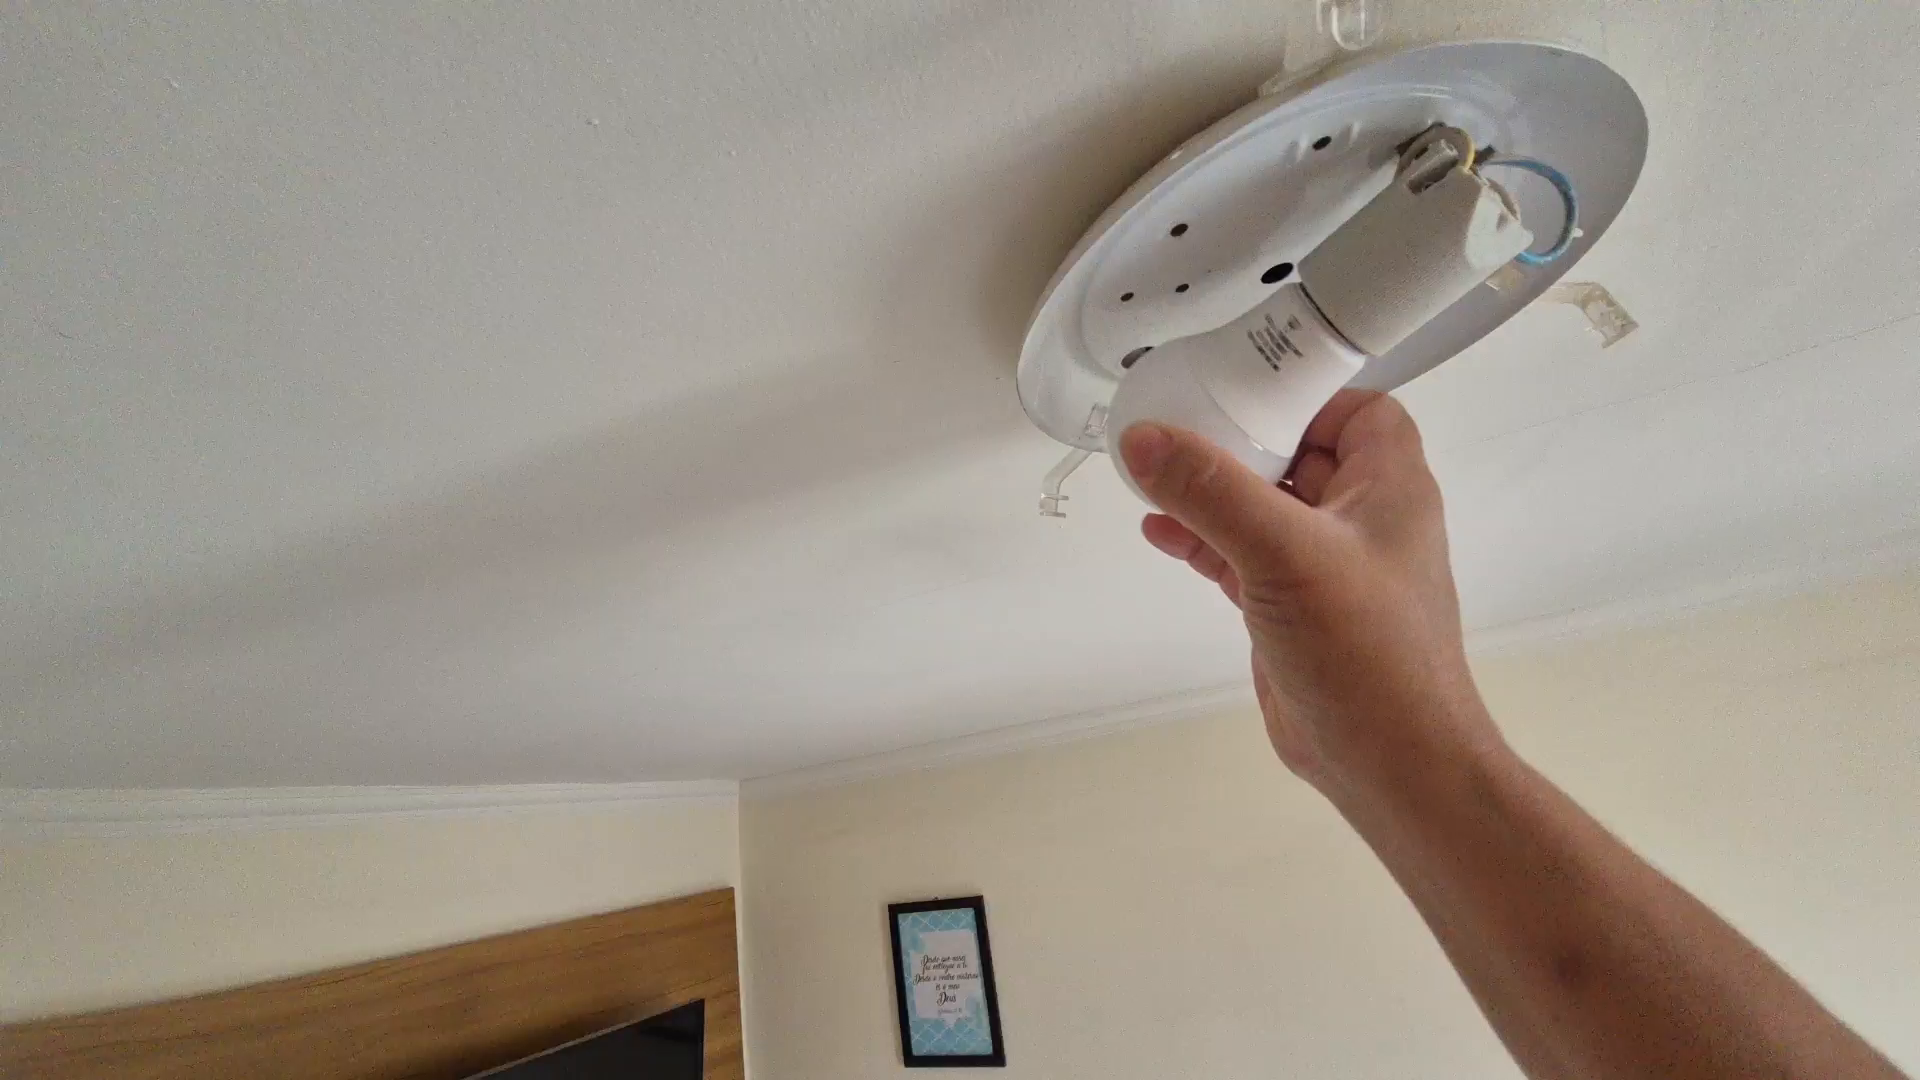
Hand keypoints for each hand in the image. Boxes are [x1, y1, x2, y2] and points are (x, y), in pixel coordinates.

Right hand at [1119, 391, 1504, 804]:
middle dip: (1238, 438)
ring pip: (1260, 505)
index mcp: (1387, 488)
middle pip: (1296, 452)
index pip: (1357, 409)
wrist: (1384, 764)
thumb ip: (1213, 493)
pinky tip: (1158, 530)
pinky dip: (1200, 538)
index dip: (1303, 392)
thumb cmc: (1363, 652)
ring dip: (1210, 490)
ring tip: (1153, 473)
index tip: (1238, 384)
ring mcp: (1319, 565)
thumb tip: (1143, 439)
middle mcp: (1358, 519)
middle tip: (1178, 423)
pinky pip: (1238, 552)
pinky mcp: (1286, 604)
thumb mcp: (1285, 555)